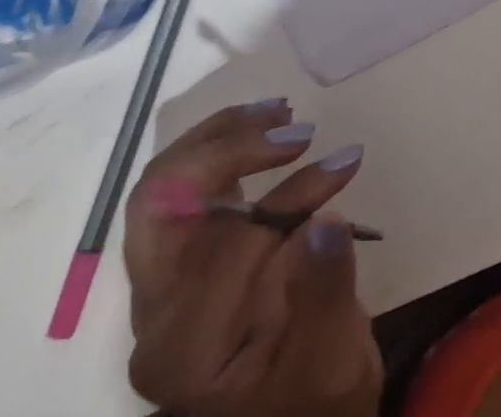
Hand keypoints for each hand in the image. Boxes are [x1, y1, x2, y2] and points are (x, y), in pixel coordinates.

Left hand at [124, 101, 381, 416]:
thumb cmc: (317, 400)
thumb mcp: (333, 363)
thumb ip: (324, 296)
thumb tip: (323, 222)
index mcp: (183, 348)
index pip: (227, 247)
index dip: (289, 197)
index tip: (345, 162)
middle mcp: (154, 313)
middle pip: (159, 205)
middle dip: (226, 152)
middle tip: (296, 128)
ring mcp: (162, 285)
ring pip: (162, 188)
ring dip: (218, 138)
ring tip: (281, 111)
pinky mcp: (184, 262)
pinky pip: (182, 191)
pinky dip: (219, 149)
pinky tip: (261, 128)